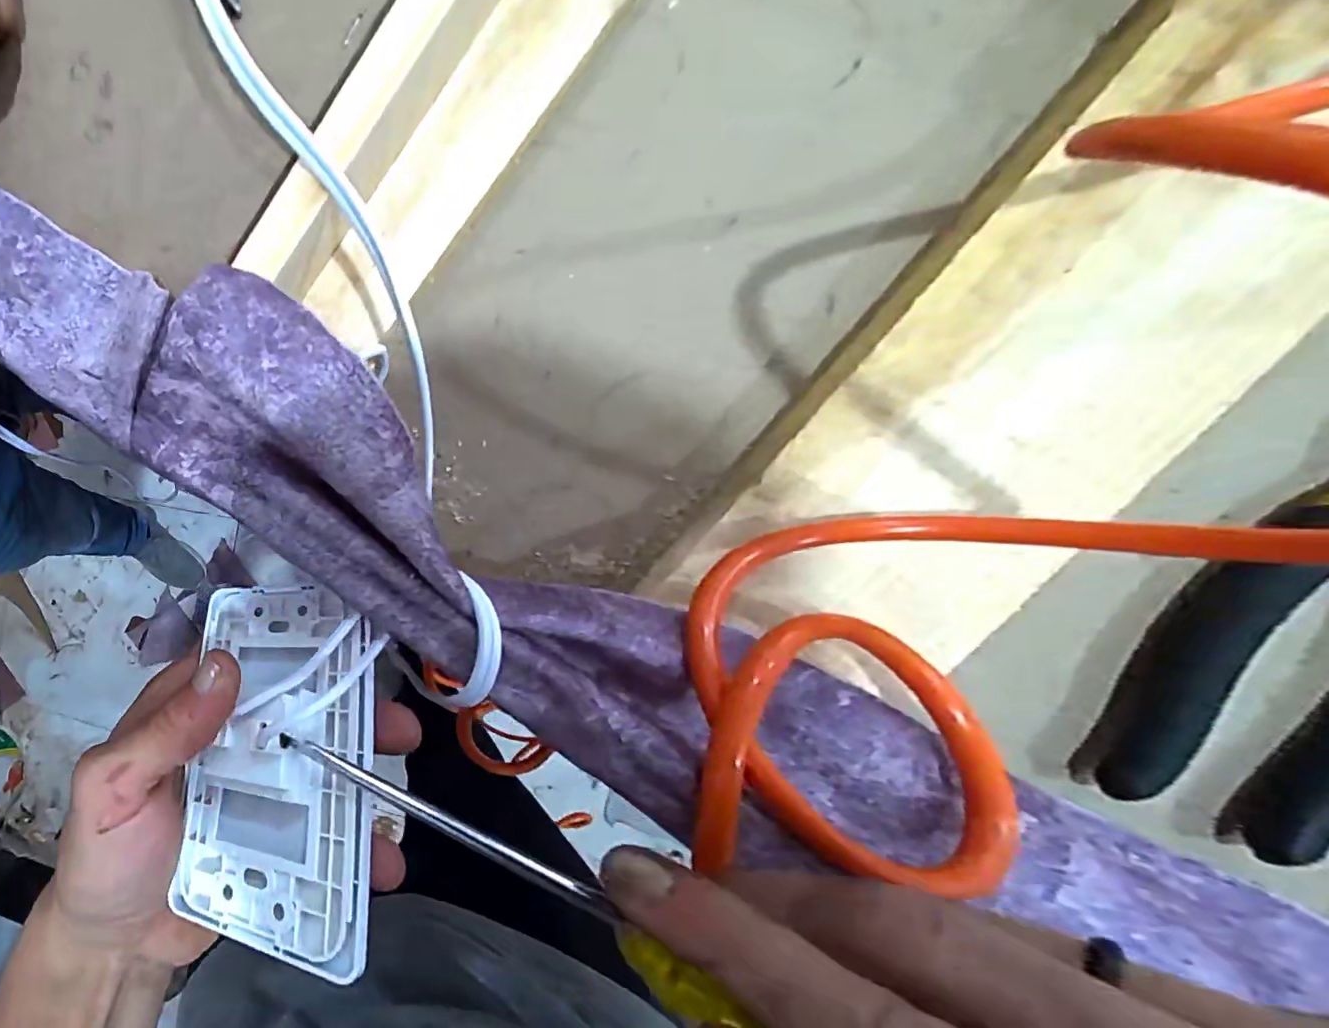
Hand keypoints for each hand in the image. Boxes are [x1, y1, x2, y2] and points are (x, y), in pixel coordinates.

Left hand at [45, 650, 421, 966]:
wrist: (114, 945)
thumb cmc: (103, 853)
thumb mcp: (114, 784)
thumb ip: (163, 729)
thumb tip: (224, 666)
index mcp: (192, 709)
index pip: (247, 659)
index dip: (293, 645)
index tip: (346, 642)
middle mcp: (233, 738)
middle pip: (299, 711)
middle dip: (351, 710)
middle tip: (393, 724)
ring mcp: (259, 788)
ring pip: (320, 766)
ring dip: (363, 773)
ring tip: (394, 797)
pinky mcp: (275, 838)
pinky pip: (321, 831)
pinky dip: (354, 843)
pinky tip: (379, 861)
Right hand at [599, 848, 1314, 1027]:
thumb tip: (721, 996)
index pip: (841, 1015)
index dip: (724, 936)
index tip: (628, 874)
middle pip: (902, 938)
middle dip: (770, 902)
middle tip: (682, 887)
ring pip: (972, 923)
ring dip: (852, 915)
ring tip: (782, 917)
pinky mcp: (1259, 1020)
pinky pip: (1061, 942)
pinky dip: (961, 941)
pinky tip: (921, 955)